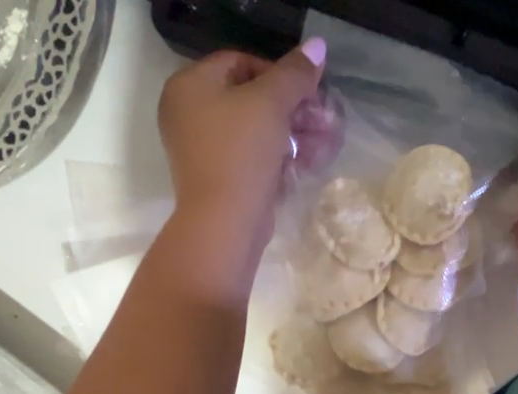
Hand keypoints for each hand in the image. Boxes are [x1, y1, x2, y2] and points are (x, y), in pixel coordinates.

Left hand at [158, 39, 327, 235]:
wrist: (224, 223)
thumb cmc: (241, 152)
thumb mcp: (271, 104)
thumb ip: (294, 74)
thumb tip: (317, 46)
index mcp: (190, 85)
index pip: (240, 62)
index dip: (280, 73)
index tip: (309, 91)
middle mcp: (189, 113)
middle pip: (251, 99)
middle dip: (295, 110)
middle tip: (326, 120)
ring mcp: (204, 150)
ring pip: (257, 132)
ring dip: (296, 135)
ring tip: (327, 144)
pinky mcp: (221, 180)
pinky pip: (253, 158)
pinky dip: (280, 158)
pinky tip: (310, 162)